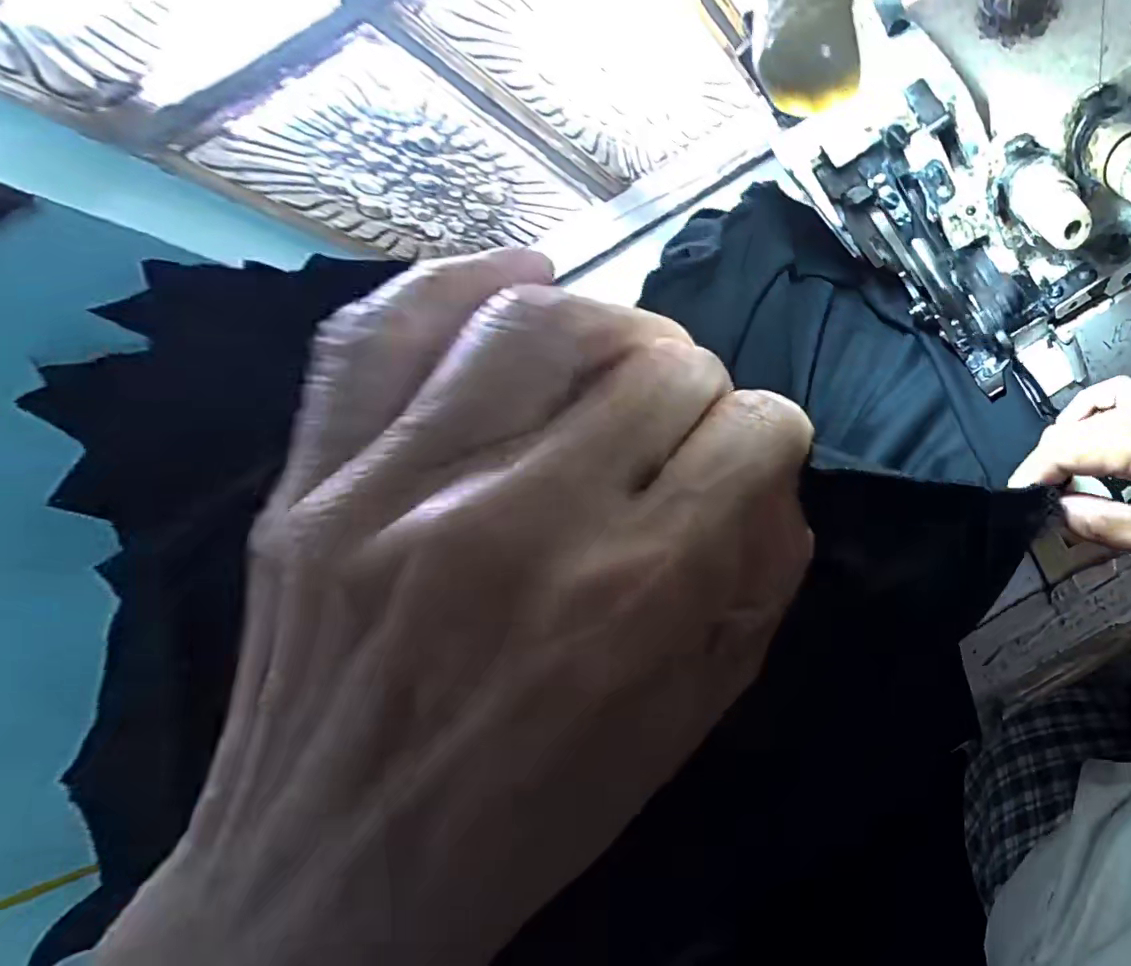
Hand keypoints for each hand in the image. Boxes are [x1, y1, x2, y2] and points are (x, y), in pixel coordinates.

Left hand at [99, 250, 813, 965]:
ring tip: (628, 361)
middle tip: (695, 424)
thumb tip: (773, 474)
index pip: (754, 433)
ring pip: (545, 320)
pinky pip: (387, 328)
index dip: (778, 432)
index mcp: (637, 589)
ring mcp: (403, 489)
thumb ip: (765, 572)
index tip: (762, 453)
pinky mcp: (316, 480)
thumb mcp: (706, 700)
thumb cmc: (555, 797)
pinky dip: (466, 281)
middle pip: (668, 367)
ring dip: (621, 327)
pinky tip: (525, 283)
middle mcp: (527, 520)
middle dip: (710, 386)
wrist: (329, 884)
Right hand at [1008, 377, 1130, 583]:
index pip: (1072, 445)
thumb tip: (1056, 508)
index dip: (1036, 471)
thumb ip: (1105, 524)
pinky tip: (1102, 452)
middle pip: (1079, 424)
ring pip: (1097, 407)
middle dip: (1053, 462)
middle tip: (1046, 503)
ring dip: (1075, 441)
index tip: (1016, 498)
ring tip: (1070, 482)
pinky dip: (1101, 423)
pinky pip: (1123, 401)